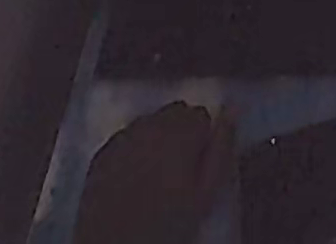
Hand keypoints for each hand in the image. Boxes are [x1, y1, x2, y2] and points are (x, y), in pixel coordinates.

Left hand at [73, 101, 233, 243]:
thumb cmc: (167, 226)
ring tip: (157, 178)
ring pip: (151, 123)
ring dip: (158, 140)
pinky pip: (127, 139)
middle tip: (180, 174)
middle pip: (175, 113)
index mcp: (179, 129)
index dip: (203, 141)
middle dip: (181, 134)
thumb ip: (222, 148)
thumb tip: (233, 109)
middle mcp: (150, 122)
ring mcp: (123, 134)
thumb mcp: (205, 194)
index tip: (199, 168)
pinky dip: (134, 151)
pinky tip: (134, 180)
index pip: (201, 115)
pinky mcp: (103, 152)